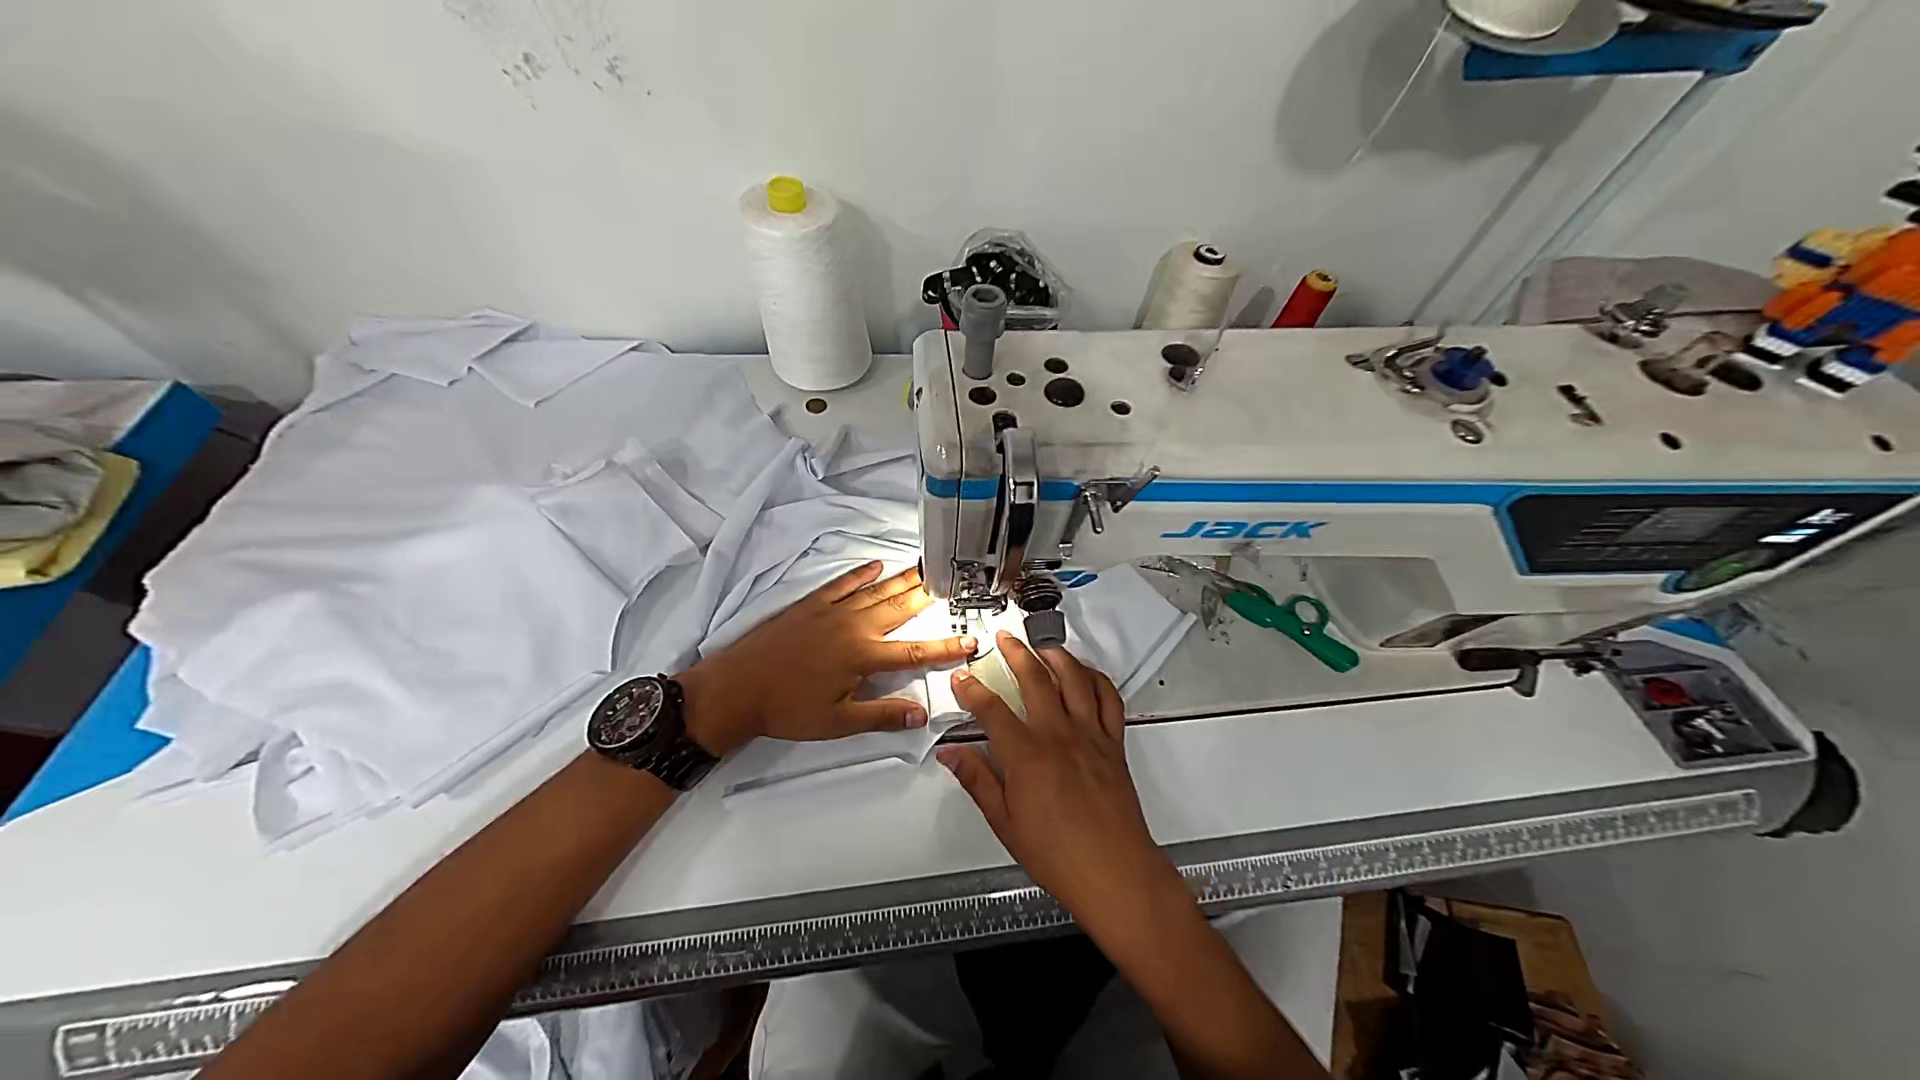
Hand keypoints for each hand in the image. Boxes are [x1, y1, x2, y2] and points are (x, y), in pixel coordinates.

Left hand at [677, 562, 974, 755]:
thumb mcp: (838, 722)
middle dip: (928, 599)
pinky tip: (875, 566)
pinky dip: (860, 574)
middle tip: (950, 588)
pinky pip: (842, 584)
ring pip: (876, 591)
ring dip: (902, 581)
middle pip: (900, 610)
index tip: (969, 641)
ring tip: (924, 571)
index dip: (946, 647)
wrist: (737, 688)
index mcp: (862, 656)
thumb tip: (919, 714)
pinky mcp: (810, 605)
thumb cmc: (785, 707)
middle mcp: (851, 627)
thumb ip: (882, 716)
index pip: (915, 651)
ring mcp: (830, 612)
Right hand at [940, 633, 1184, 931]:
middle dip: (1015, 652)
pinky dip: (1097, 678)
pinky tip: (1087, 673)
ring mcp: (1090, 736)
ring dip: (1056, 655)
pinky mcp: (1113, 744)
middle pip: (1034, 678)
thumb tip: (953, 756)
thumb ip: (977, 780)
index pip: (991, 708)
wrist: (1115, 873)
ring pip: (1074, 678)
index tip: (963, 679)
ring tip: (1043, 645)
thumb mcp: (1005, 822)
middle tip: (1004, 640)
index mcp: (1027, 756)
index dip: (972, 689)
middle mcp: (1059, 737)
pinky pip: (1109, 699)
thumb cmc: (1063, 856)